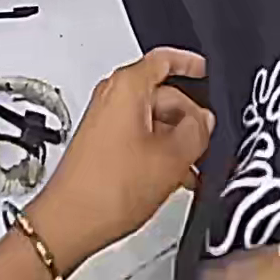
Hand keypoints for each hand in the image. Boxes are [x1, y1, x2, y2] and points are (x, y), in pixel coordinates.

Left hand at [24, 47, 212, 272]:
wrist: (71, 219)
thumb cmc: (107, 187)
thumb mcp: (171, 158)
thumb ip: (196, 131)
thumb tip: (204, 120)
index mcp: (127, 86)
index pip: (163, 59)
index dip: (189, 63)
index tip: (206, 70)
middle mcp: (114, 95)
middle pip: (162, 92)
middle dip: (188, 115)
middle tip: (207, 139)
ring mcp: (106, 118)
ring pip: (153, 116)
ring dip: (176, 138)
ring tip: (194, 166)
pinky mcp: (103, 140)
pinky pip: (139, 133)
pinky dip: (159, 148)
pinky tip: (174, 176)